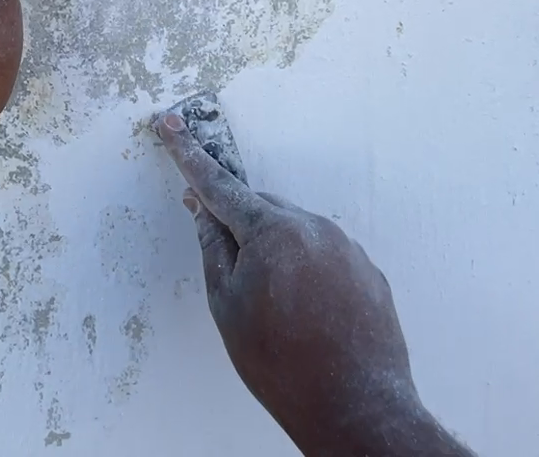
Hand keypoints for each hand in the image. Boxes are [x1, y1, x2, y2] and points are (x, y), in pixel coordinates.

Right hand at [157, 113, 464, 456]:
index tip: (171, 125)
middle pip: (260, 208)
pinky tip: (307, 312)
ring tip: (280, 309)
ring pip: (293, 230)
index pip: (218, 185)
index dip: (189, 155)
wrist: (359, 413)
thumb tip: (203, 209)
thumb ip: (213, 246)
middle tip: (236, 275)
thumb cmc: (283, 364)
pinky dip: (306, 268)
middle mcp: (313, 227)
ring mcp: (346, 248)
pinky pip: (324, 252)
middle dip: (242, 227)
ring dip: (276, 250)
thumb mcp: (226, 303)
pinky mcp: (368, 271)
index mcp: (272, 231)